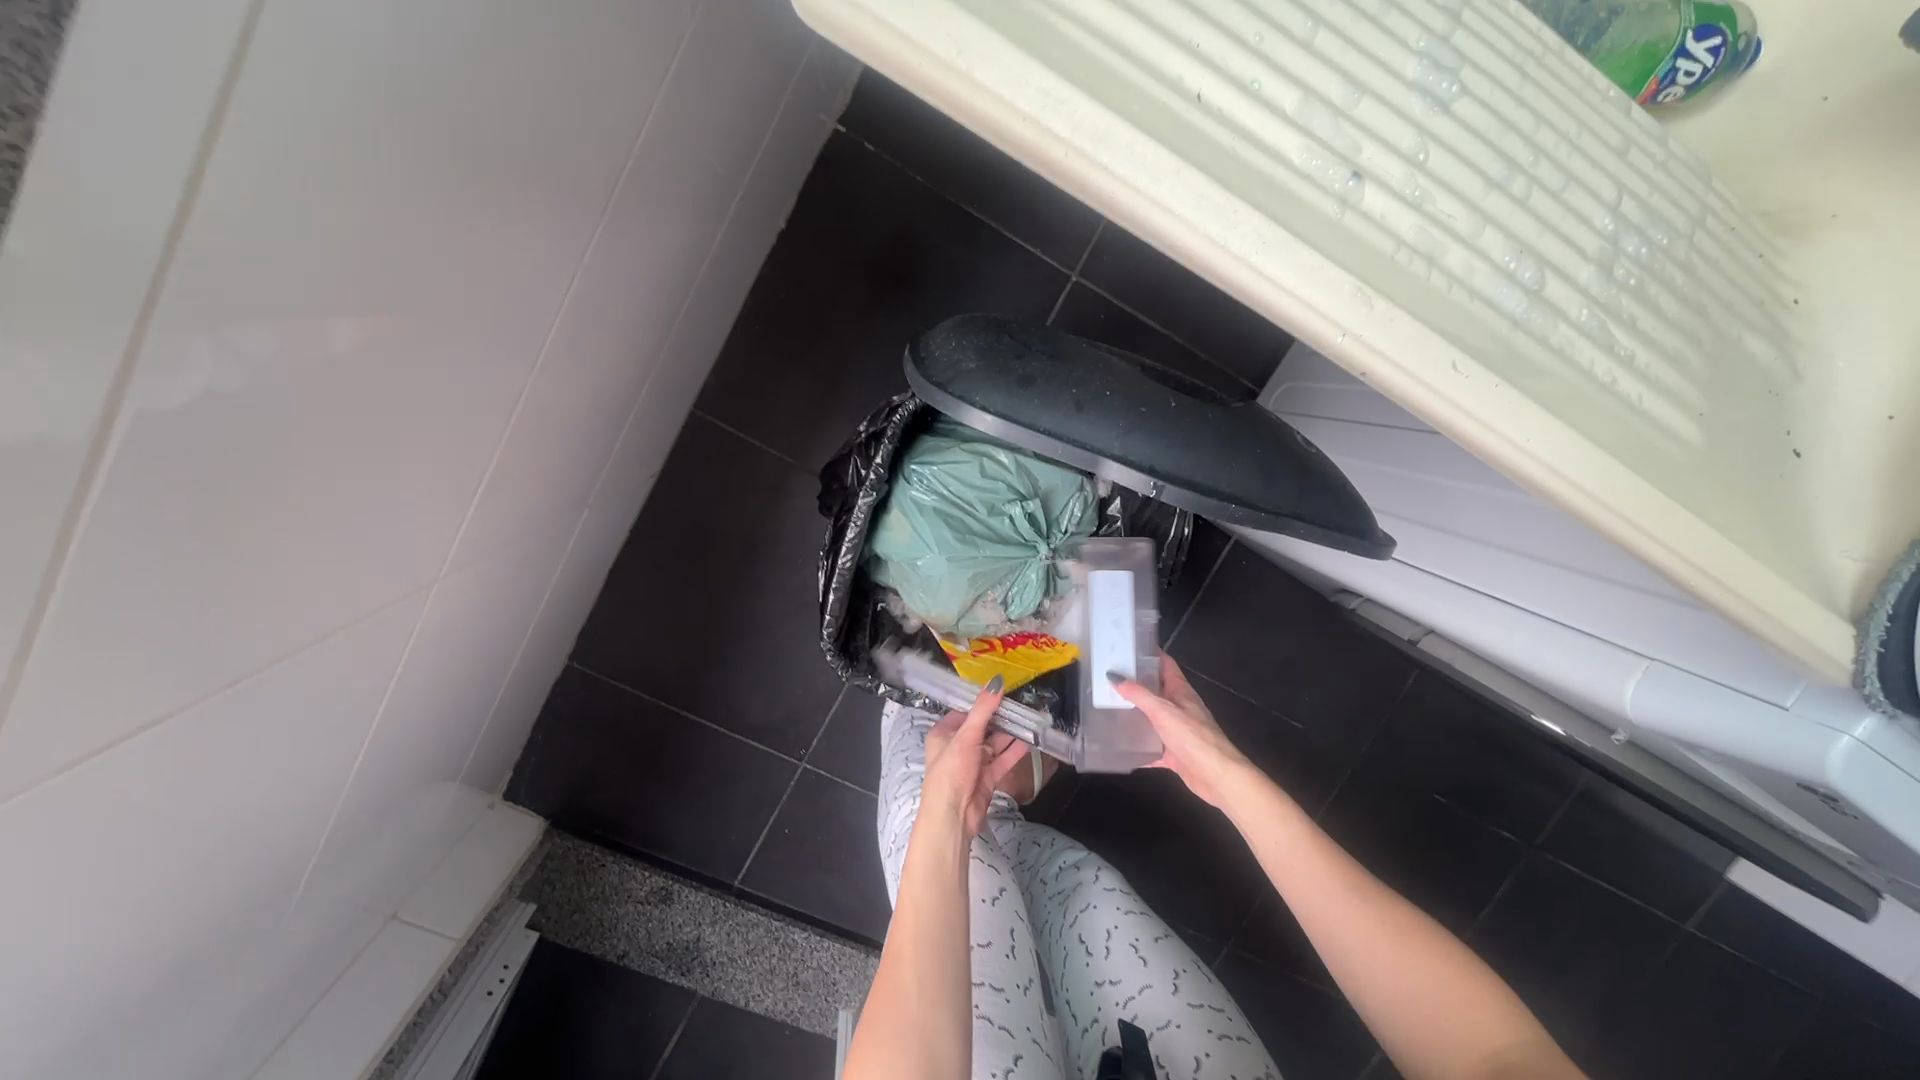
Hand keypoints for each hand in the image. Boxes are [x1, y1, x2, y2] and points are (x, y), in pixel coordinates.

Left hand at [922, 677, 1030, 836]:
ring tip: (1030, 721)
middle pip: (983, 728)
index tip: (1004, 692)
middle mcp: (957, 746)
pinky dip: (1013, 752)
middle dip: (1001, 720)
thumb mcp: (966, 736)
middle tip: (1022, 706)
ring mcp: (973, 763)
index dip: (984, 703)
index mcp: (944, 733)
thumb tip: (997, 683)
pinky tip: (1028, 742)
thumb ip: (983, 710)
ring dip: (1010, 735)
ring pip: (994, 744)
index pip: (966, 712)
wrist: (953, 816)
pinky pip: (1002, 760)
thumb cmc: (951, 772)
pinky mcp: (986, 777)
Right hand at [1111, 653, 1253, 808]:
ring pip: (1152, 718)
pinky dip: (1137, 747)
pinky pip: (1151, 747)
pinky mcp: (1173, 753)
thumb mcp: (1163, 711)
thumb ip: (1139, 695)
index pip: (1165, 664)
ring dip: (1134, 714)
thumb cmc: (1193, 737)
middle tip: (1107, 677)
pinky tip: (1119, 747)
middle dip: (1135, 683)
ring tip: (1106, 707)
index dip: (1149, 654)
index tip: (1127, 647)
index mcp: (1181, 691)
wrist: (1216, 776)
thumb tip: (1115, 677)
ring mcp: (1177, 731)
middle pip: (1156, 690)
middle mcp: (1179, 708)